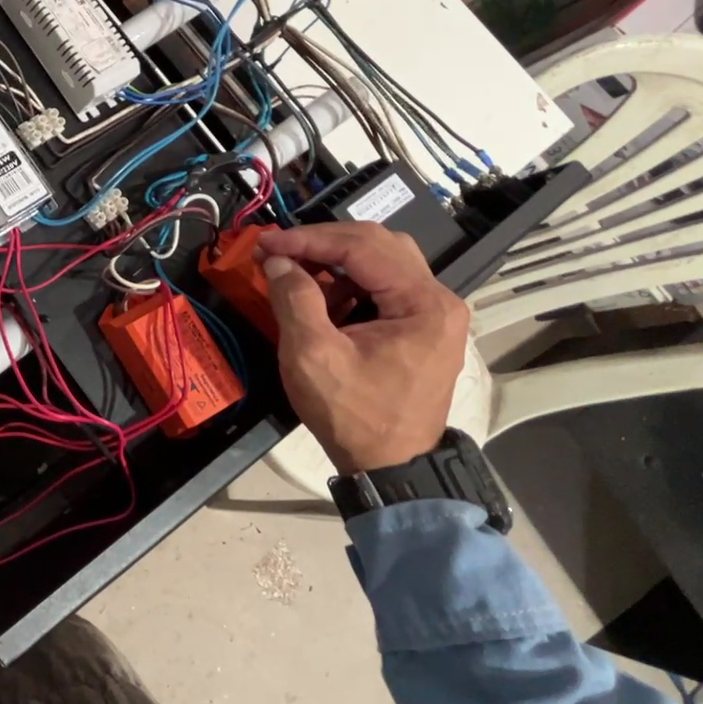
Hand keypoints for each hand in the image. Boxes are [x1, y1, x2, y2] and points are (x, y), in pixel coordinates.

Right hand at [256, 222, 468, 473]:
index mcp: (423, 303)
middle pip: (378, 244)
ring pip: (381, 260)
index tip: (264, 243)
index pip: (362, 247)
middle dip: (322, 241)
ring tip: (292, 266)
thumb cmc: (352, 412)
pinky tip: (317, 291)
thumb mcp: (313, 355)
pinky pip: (381, 284)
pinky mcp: (419, 327)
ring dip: (333, 258)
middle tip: (276, 249)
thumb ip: (295, 299)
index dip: (308, 239)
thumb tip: (277, 261)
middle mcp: (438, 300)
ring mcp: (432, 313)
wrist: (389, 464)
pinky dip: (346, 279)